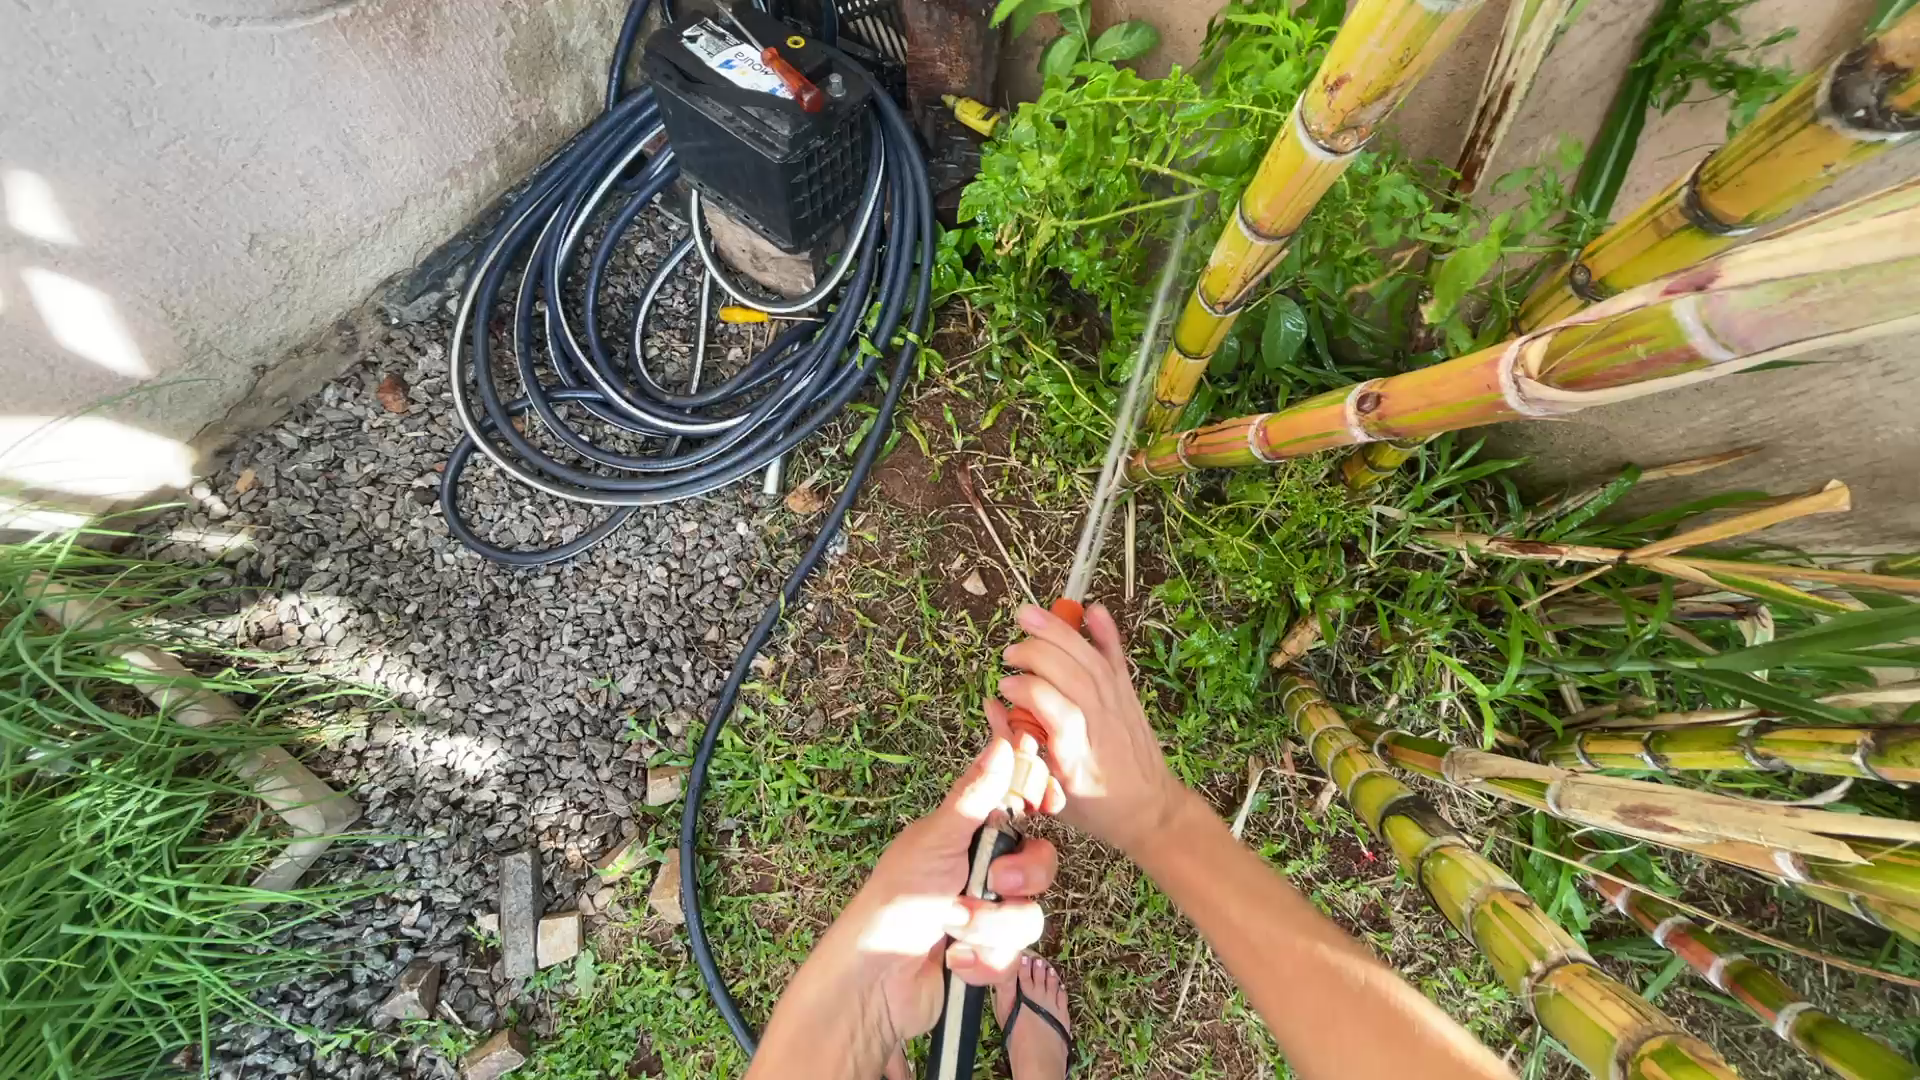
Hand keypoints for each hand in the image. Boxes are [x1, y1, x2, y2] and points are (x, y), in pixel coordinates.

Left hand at [807, 738, 1058, 1051]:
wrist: (875, 983)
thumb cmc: (894, 901)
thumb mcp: (936, 840)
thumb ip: (975, 795)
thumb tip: (1001, 743)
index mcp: (970, 831)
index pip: (1021, 805)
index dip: (1040, 803)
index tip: (1048, 804)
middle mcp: (984, 868)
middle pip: (1040, 861)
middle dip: (1020, 877)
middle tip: (994, 881)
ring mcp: (989, 913)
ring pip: (1030, 914)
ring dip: (991, 927)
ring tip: (953, 930)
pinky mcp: (990, 954)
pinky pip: (1015, 956)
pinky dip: (985, 961)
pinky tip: (955, 962)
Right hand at [991, 602, 1188, 856]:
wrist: (1152, 811)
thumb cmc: (1094, 808)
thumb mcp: (1046, 793)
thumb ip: (1017, 748)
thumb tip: (993, 707)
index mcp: (1079, 758)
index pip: (1058, 712)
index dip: (1029, 692)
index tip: (1004, 687)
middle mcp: (1102, 726)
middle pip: (1075, 677)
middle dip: (1038, 655)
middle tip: (1009, 653)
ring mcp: (1119, 707)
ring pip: (1090, 660)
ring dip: (1059, 632)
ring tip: (1028, 614)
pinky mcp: (1129, 696)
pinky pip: (1117, 659)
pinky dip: (1106, 633)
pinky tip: (1091, 610)